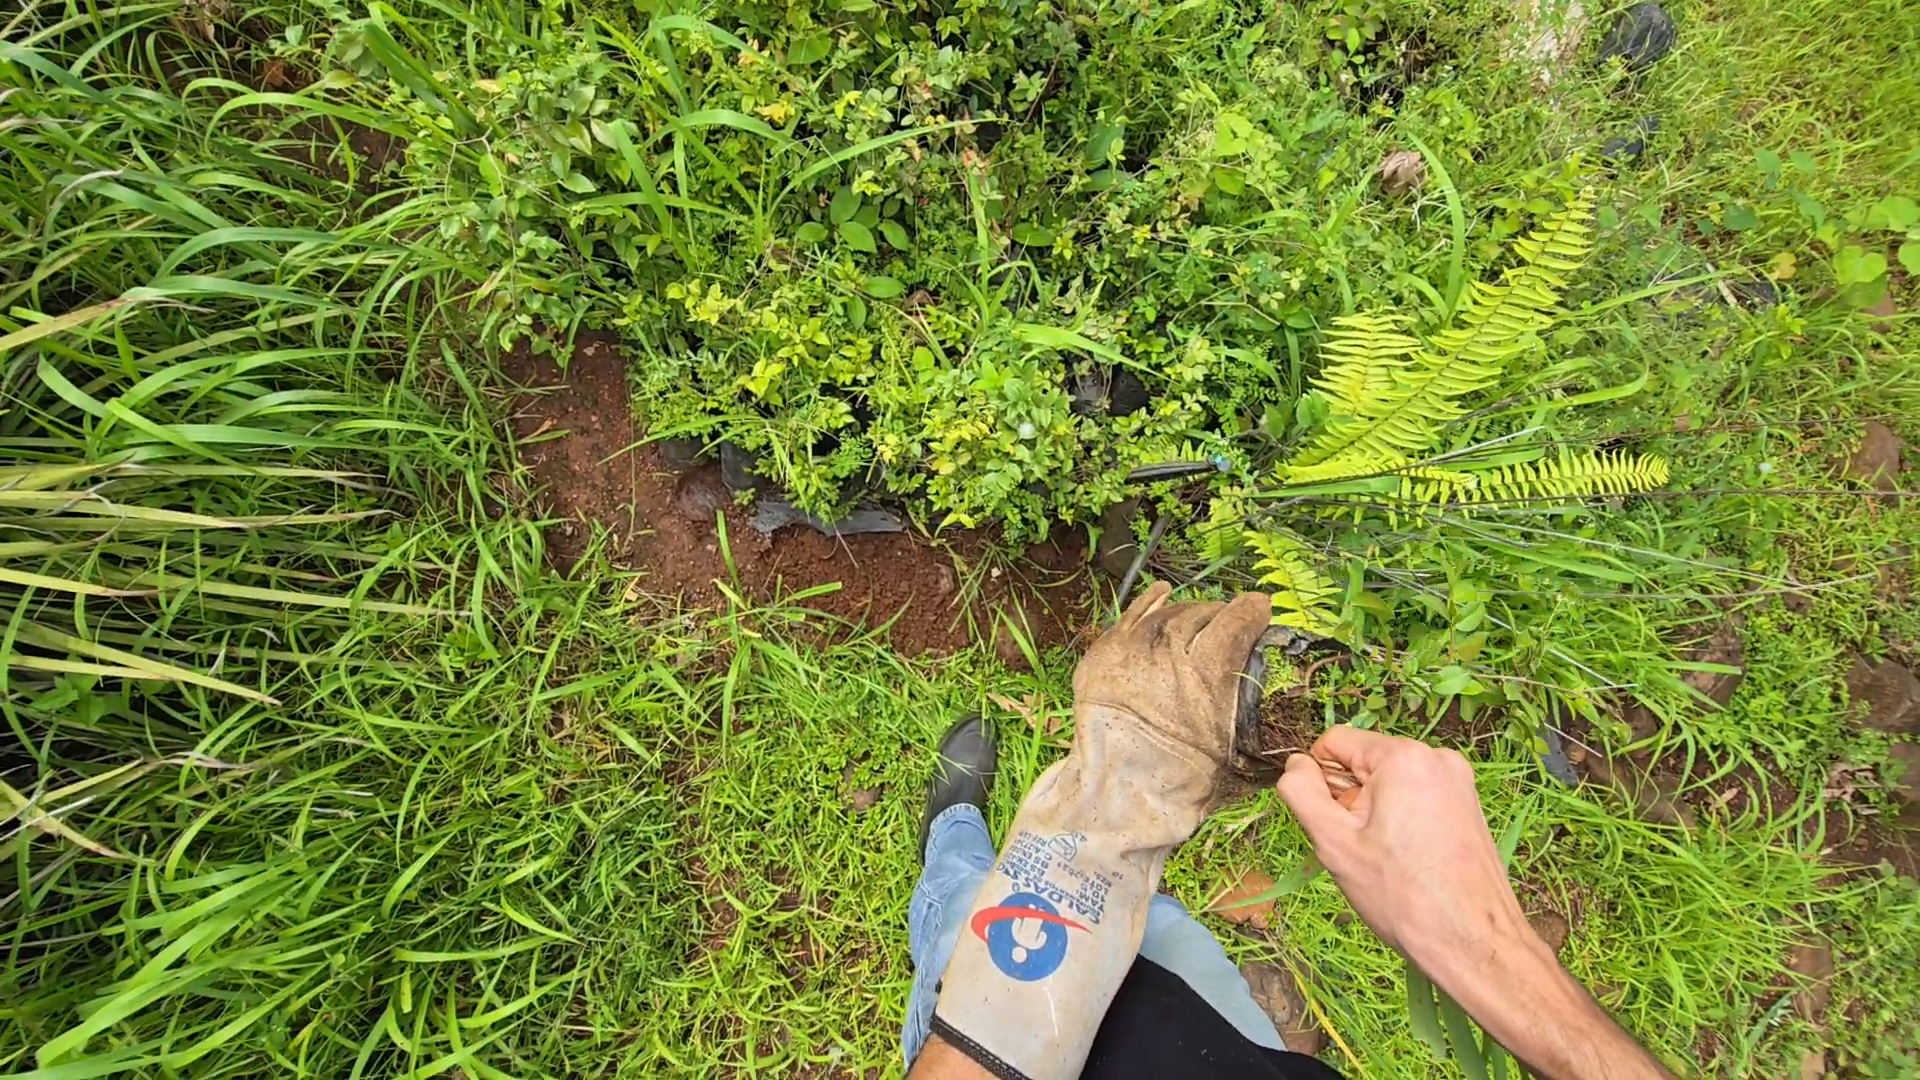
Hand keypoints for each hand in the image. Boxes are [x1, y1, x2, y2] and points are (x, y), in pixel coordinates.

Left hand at [1071, 581, 1272, 768]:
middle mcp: (1165, 653)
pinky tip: (1162, 592)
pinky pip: (1129, 616)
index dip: (1249, 611)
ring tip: (1197, 613)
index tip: (1259, 606)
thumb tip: (1259, 688)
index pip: (1232, 624)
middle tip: (1226, 617)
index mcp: (1203, 676)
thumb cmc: (1179, 781)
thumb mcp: (1226, 747)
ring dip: (1185, 610)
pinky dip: (1148, 602)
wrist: (1117, 791)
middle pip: (1197, 615)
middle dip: (1217, 612)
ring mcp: (1129, 650)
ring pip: (1164, 612)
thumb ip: (1239, 704)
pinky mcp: (1102, 653)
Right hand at [1277, 727, 1530, 966]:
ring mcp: (1459, 782)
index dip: (1321, 782)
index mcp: (1403, 756)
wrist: (1478, 950)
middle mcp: (1437, 758)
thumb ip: (1300, 790)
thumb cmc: (1402, 895)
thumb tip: (1296, 764)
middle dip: (1349, 797)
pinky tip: (1406, 857)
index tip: (1338, 824)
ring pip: (1385, 780)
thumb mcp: (1332, 841)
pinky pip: (1412, 795)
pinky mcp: (1469, 806)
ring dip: (1371, 810)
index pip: (1333, 743)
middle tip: (1360, 845)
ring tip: (1385, 855)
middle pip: (1361, 761)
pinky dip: (1398, 818)